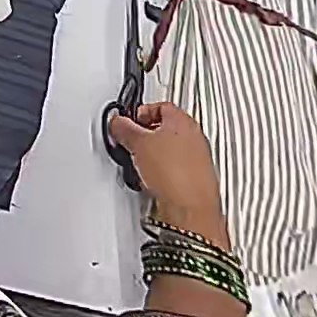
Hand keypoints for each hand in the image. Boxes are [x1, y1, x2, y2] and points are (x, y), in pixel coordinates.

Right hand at [108, 103, 229, 247]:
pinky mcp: (197, 180)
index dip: (141, 112)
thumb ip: (124, 128)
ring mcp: (198, 159)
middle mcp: (195, 137)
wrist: (190, 211)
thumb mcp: (137, 144)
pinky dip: (162, 171)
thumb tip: (118, 123)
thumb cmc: (174, 175)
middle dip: (146, 134)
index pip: (160, 106)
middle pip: (166, 127)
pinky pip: (175, 168)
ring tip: (140, 163)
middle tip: (132, 141)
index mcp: (183, 121)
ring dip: (154, 154)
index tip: (128, 121)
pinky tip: (151, 180)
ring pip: (170, 149)